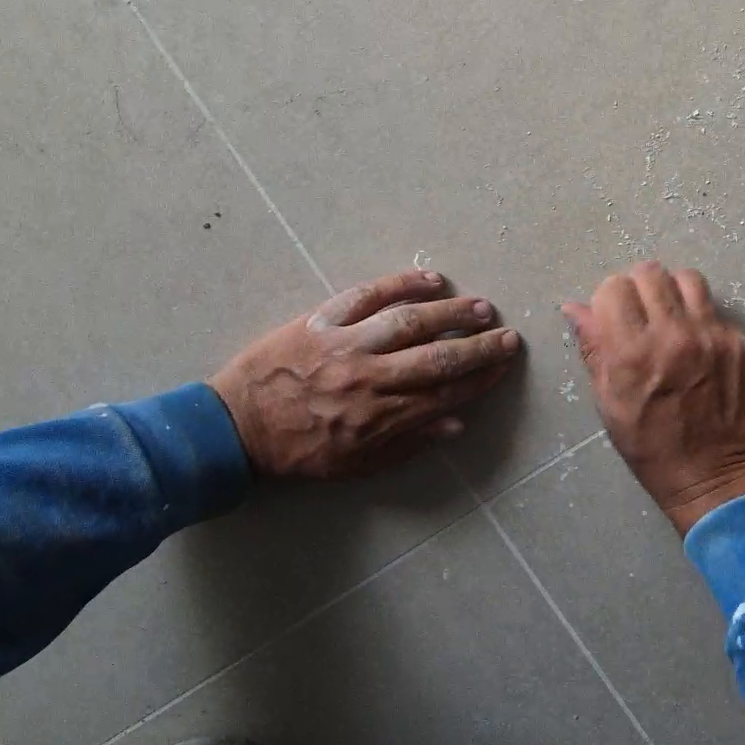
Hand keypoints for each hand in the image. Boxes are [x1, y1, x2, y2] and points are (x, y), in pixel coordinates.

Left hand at [208, 270, 521, 478]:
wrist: (235, 428)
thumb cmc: (299, 451)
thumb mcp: (355, 465)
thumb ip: (407, 444)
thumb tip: (455, 423)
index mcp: (381, 416)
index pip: (446, 393)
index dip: (481, 377)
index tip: (505, 365)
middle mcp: (371, 377)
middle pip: (439, 356)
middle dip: (480, 346)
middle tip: (508, 336)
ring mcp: (347, 344)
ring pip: (411, 322)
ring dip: (452, 313)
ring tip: (481, 307)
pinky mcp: (323, 320)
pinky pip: (367, 295)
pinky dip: (401, 284)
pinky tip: (431, 279)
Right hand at [563, 262, 744, 534]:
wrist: (713, 476)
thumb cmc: (650, 446)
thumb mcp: (608, 402)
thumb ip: (594, 349)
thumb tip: (575, 308)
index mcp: (633, 353)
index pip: (614, 287)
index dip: (608, 299)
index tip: (613, 317)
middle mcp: (673, 335)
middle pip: (650, 273)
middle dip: (638, 288)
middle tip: (640, 314)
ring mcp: (712, 336)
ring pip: (688, 279)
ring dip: (673, 292)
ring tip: (670, 317)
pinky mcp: (740, 344)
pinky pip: (715, 310)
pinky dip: (701, 318)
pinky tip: (697, 345)